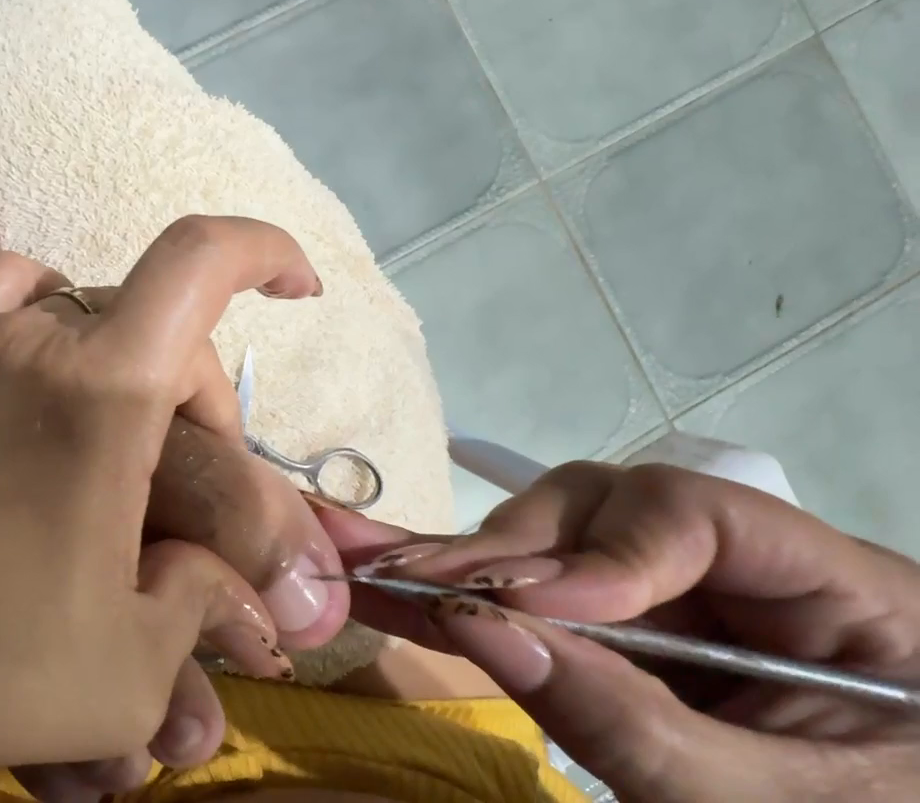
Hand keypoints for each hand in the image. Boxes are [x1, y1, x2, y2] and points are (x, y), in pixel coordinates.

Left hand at [0, 217, 324, 789]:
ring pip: (80, 310)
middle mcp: (32, 340)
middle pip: (149, 321)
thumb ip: (201, 597)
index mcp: (100, 393)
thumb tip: (223, 576)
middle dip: (194, 395)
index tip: (300, 286)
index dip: (264, 252)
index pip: (200, 262)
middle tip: (180, 494)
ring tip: (112, 435)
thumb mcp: (131, 667)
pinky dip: (38, 313)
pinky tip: (37, 368)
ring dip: (120, 359)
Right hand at [324, 462, 919, 801]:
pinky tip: (385, 584)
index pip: (703, 514)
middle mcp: (751, 571)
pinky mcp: (621, 630)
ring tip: (380, 578)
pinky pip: (530, 595)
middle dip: (509, 553)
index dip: (607, 550)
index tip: (530, 606)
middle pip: (604, 510)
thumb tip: (475, 625)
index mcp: (853, 597)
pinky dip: (459, 597)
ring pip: (549, 541)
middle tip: (419, 582)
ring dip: (464, 569)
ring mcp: (677, 598)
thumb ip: (629, 722)